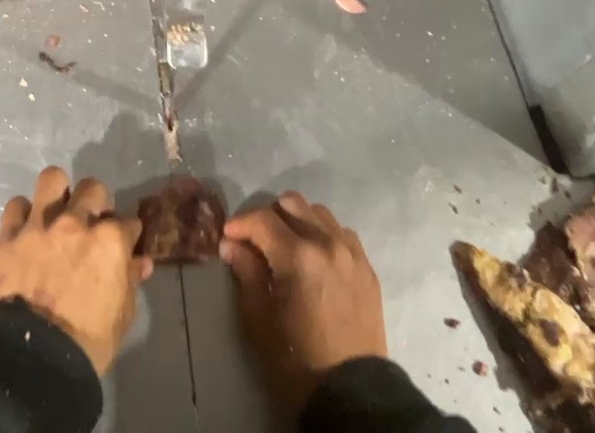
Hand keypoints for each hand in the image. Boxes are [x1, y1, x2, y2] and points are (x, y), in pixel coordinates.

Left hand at [0, 166, 152, 375]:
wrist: (36, 358)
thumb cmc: (89, 341)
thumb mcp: (122, 313)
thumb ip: (131, 280)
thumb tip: (140, 262)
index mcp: (110, 240)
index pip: (128, 221)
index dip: (128, 232)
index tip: (124, 243)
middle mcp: (76, 222)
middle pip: (93, 188)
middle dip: (97, 202)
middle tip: (91, 222)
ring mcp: (40, 226)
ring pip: (52, 179)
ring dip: (58, 192)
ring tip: (57, 210)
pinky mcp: (9, 238)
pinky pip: (15, 207)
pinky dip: (23, 214)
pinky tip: (27, 229)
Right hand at [221, 192, 386, 411]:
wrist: (350, 390)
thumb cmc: (295, 358)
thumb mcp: (259, 318)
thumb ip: (246, 272)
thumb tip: (231, 244)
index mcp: (298, 256)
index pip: (262, 219)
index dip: (240, 223)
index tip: (228, 235)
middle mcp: (327, 243)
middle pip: (292, 203)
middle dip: (268, 216)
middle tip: (256, 240)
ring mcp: (352, 252)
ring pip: (319, 213)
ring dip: (298, 221)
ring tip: (287, 246)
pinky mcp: (367, 266)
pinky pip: (342, 233)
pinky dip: (324, 235)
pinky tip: (315, 257)